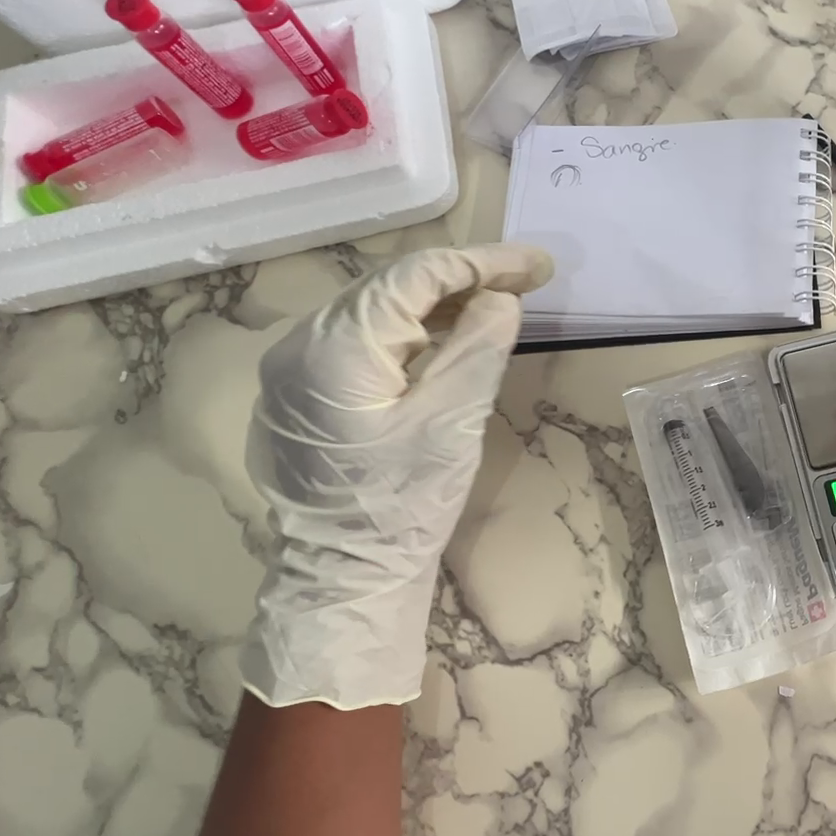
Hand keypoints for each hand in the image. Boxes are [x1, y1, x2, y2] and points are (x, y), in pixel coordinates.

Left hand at [241, 244, 552, 708]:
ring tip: (501, 301)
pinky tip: (454, 336)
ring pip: (380, 310)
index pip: (415, 276)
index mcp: (337, 348)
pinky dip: (418, 330)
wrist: (347, 572)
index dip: (482, 262)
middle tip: (528, 279)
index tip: (538, 266)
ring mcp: (298, 367)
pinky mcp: (308, 390)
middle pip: (393, 286)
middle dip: (465, 276)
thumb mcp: (452, 424)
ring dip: (443, 301)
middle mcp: (303, 344)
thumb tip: (499, 297)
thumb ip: (477, 350)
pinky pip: (369, 339)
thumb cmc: (404, 503)